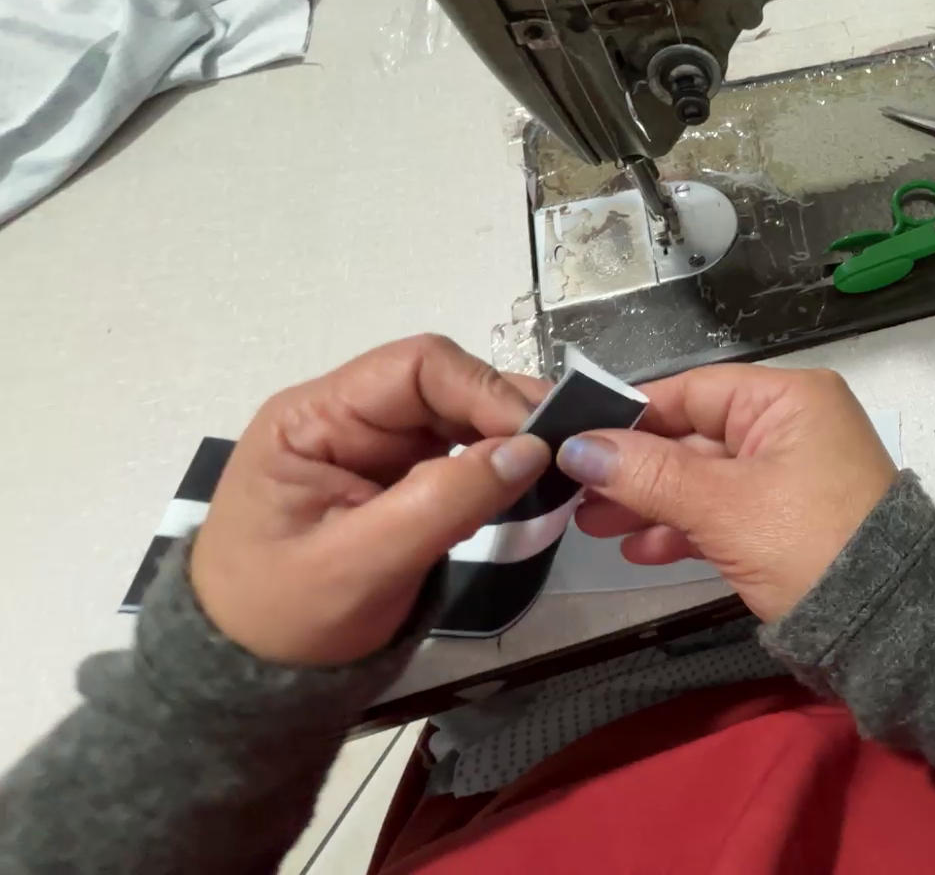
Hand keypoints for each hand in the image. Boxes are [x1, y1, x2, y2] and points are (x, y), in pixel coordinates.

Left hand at [191, 335, 552, 665]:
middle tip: (564, 453)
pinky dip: (506, 461)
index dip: (486, 392)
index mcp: (317, 419)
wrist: (257, 678)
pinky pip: (472, 446)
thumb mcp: (363, 564)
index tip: (536, 440)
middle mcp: (353, 416)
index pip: (420, 367)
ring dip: (515, 436)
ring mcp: (383, 443)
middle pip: (453, 383)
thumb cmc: (286, 619)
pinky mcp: (410, 471)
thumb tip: (534, 450)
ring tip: (554, 469)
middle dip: (510, 413)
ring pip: (470, 412)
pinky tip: (526, 485)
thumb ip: (447, 500)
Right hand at [558, 364, 895, 621]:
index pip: (696, 390)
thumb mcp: (724, 505)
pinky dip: (688, 526)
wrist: (883, 619)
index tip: (574, 437)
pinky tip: (641, 549)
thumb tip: (578, 446)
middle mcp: (792, 425)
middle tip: (573, 493)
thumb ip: (649, 474)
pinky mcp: (789, 514)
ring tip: (592, 525)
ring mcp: (792, 472)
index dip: (634, 415)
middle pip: (697, 436)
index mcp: (789, 400)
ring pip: (708, 477)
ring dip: (653, 501)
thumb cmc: (807, 541)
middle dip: (636, 468)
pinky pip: (728, 509)